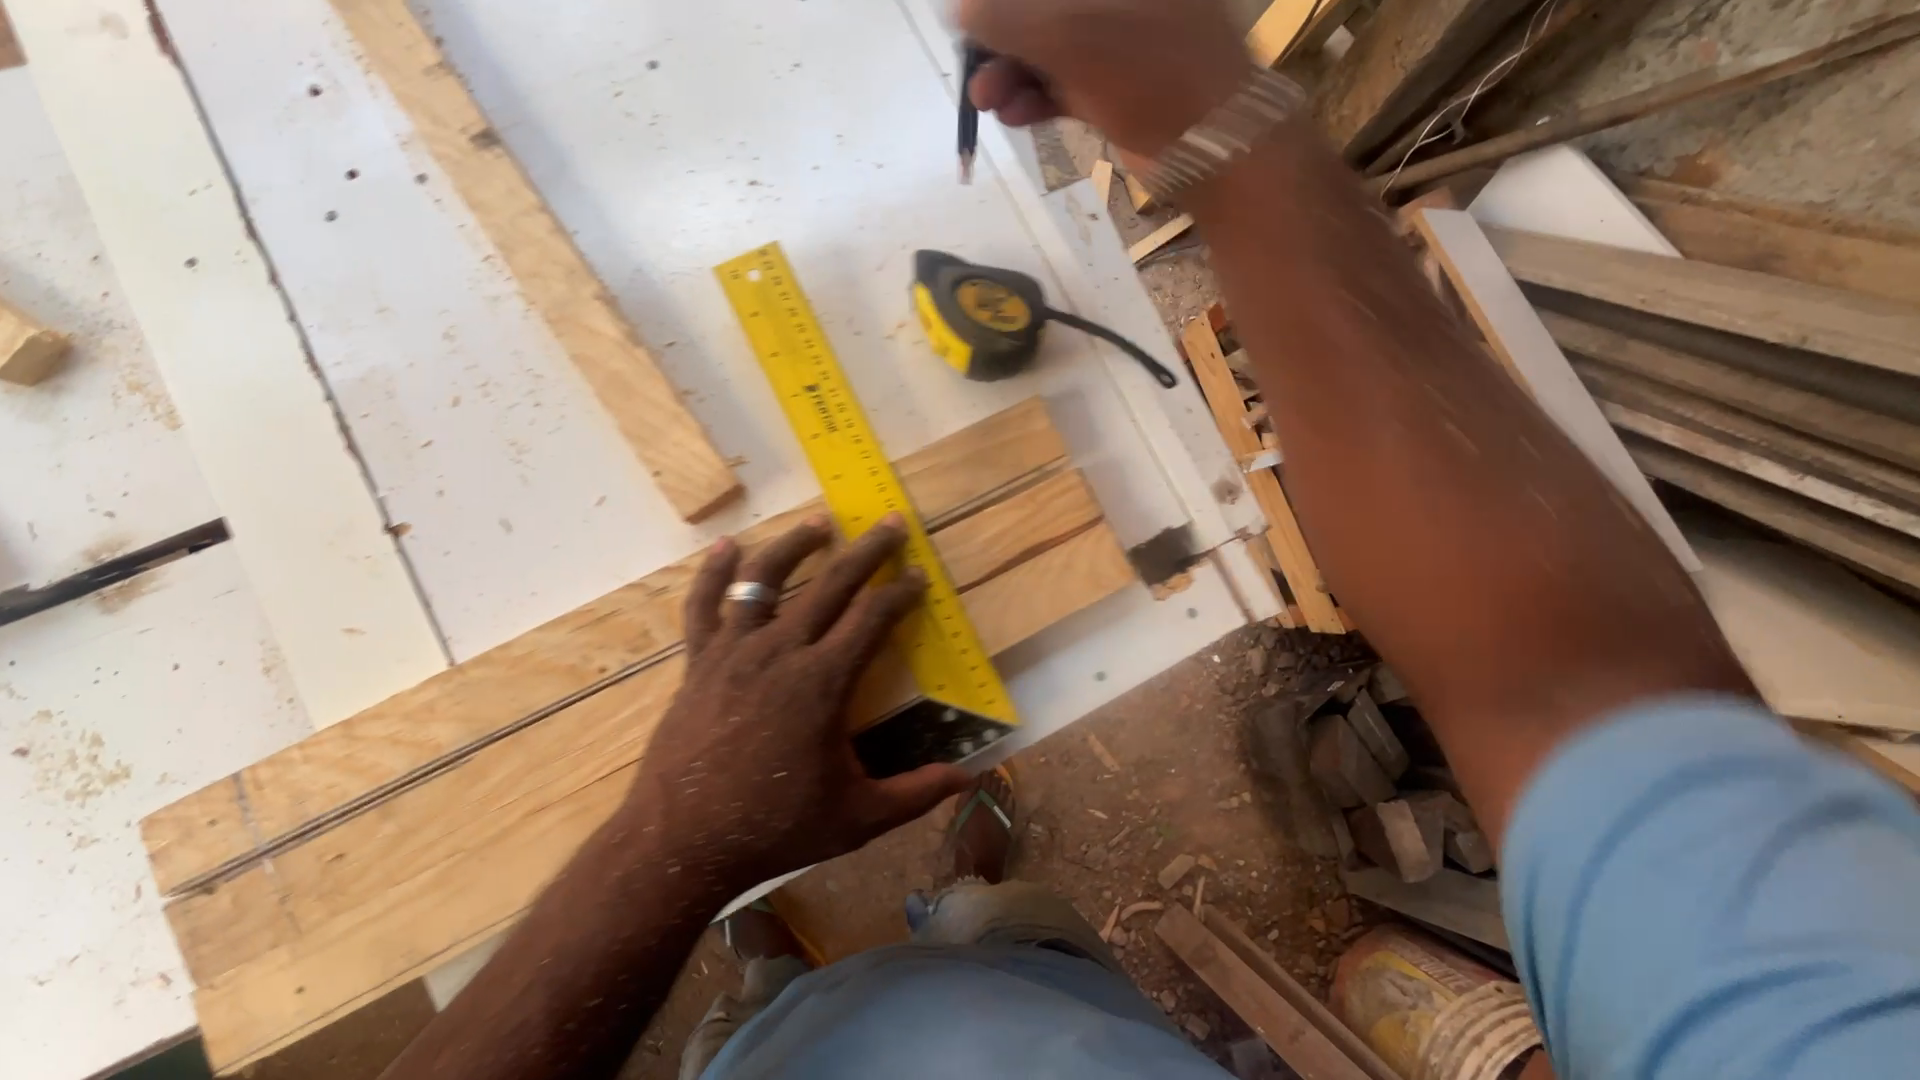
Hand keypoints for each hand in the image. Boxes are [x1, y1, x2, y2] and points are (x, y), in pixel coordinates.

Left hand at [626, 517, 972, 888]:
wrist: (680, 842)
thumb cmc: (774, 828)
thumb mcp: (858, 819)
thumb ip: (916, 794)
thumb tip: (969, 778)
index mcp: (823, 682)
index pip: (873, 618)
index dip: (900, 592)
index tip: (918, 574)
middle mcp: (780, 652)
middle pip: (831, 584)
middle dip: (867, 551)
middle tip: (890, 523)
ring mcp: (734, 652)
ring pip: (765, 580)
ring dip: (796, 545)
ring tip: (819, 522)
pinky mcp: (699, 663)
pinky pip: (704, 606)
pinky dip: (714, 573)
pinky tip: (727, 548)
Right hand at [957, 0, 1247, 156]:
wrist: (1214, 144)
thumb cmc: (1152, 72)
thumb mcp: (1072, 38)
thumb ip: (1009, 19)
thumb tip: (959, 10)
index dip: (1003, 6)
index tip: (971, 24)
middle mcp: (1118, 2)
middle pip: (1043, 10)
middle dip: (1002, 40)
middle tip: (973, 71)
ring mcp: (1120, 41)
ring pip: (1050, 49)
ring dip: (1012, 75)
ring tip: (987, 103)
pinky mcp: (1118, 85)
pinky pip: (1066, 84)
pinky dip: (1036, 99)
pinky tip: (1011, 115)